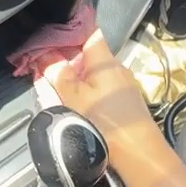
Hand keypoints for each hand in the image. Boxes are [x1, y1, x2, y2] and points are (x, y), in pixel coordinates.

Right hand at [40, 34, 165, 161]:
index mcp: (105, 60)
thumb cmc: (106, 122)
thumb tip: (47, 56)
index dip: (69, 32)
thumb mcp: (73, 96)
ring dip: (76, 80)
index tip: (50, 39)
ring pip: (94, 75)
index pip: (88, 32)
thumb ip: (58, 74)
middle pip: (88, 56)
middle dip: (67, 62)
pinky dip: (87, 94)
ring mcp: (123, 86)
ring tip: (57, 91)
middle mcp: (117, 68)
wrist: (138, 154)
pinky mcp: (125, 104)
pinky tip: (77, 107)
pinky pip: (101, 90)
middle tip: (46, 70)